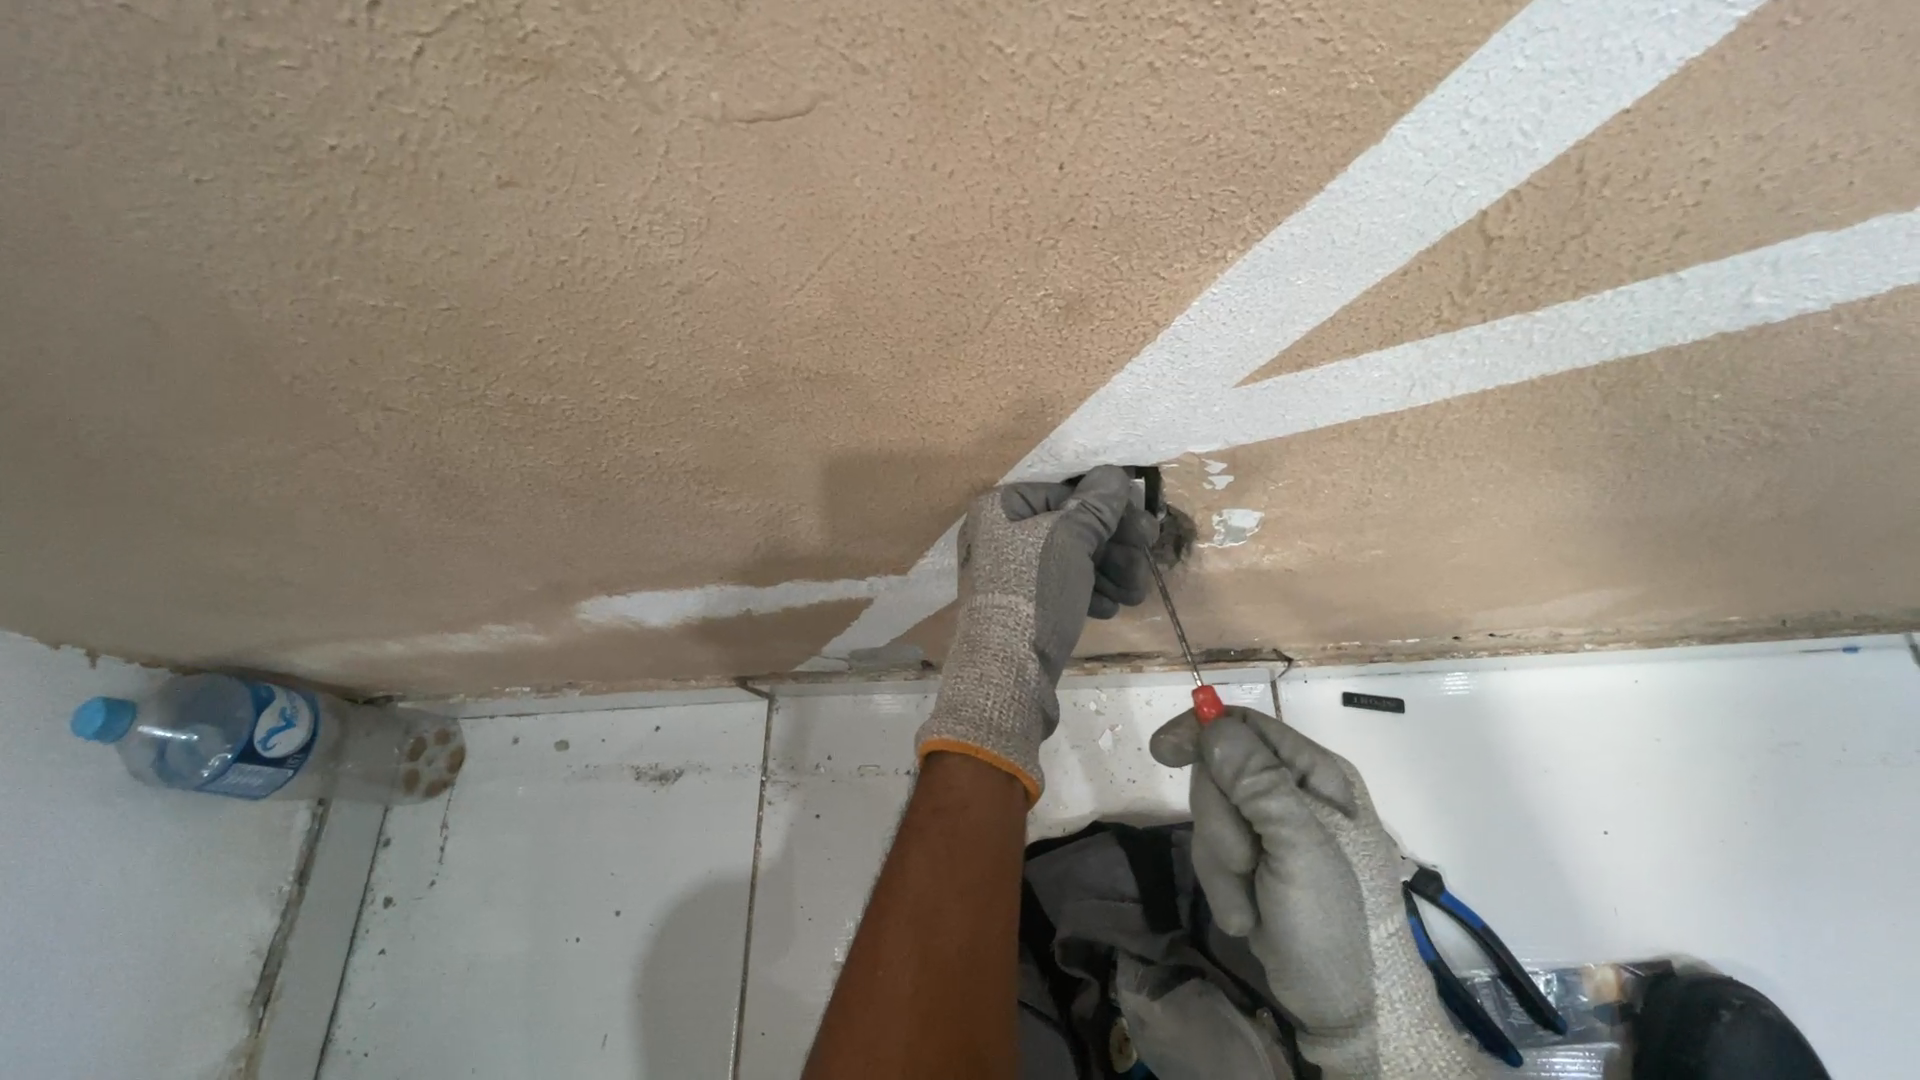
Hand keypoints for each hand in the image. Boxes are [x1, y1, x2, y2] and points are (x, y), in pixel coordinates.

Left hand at [916, 465, 1158, 803]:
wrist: (1007, 672)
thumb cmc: (1034, 592)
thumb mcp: (1070, 538)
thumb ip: (1096, 505)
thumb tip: (1114, 475)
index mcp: (1001, 508)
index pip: (1065, 493)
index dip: (1109, 507)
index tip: (1144, 526)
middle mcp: (1000, 535)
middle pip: (1072, 526)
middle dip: (1115, 544)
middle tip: (1148, 554)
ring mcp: (1009, 573)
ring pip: (1072, 559)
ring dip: (1111, 571)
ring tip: (1134, 593)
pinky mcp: (1023, 606)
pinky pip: (1063, 586)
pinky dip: (1090, 592)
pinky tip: (1110, 608)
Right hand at [1152, 706, 1483, 1079]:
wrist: (1336, 1001)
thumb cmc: (1332, 919)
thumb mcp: (1298, 848)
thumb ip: (1258, 784)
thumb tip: (1213, 725)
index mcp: (1315, 775)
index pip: (1246, 725)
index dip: (1202, 731)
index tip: (1164, 752)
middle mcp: (1289, 792)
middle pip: (1218, 773)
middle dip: (1220, 824)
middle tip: (1244, 863)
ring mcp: (1267, 826)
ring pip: (1209, 815)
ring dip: (1220, 864)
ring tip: (1250, 902)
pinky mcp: (1250, 858)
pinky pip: (1210, 850)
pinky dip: (1220, 884)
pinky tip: (1246, 912)